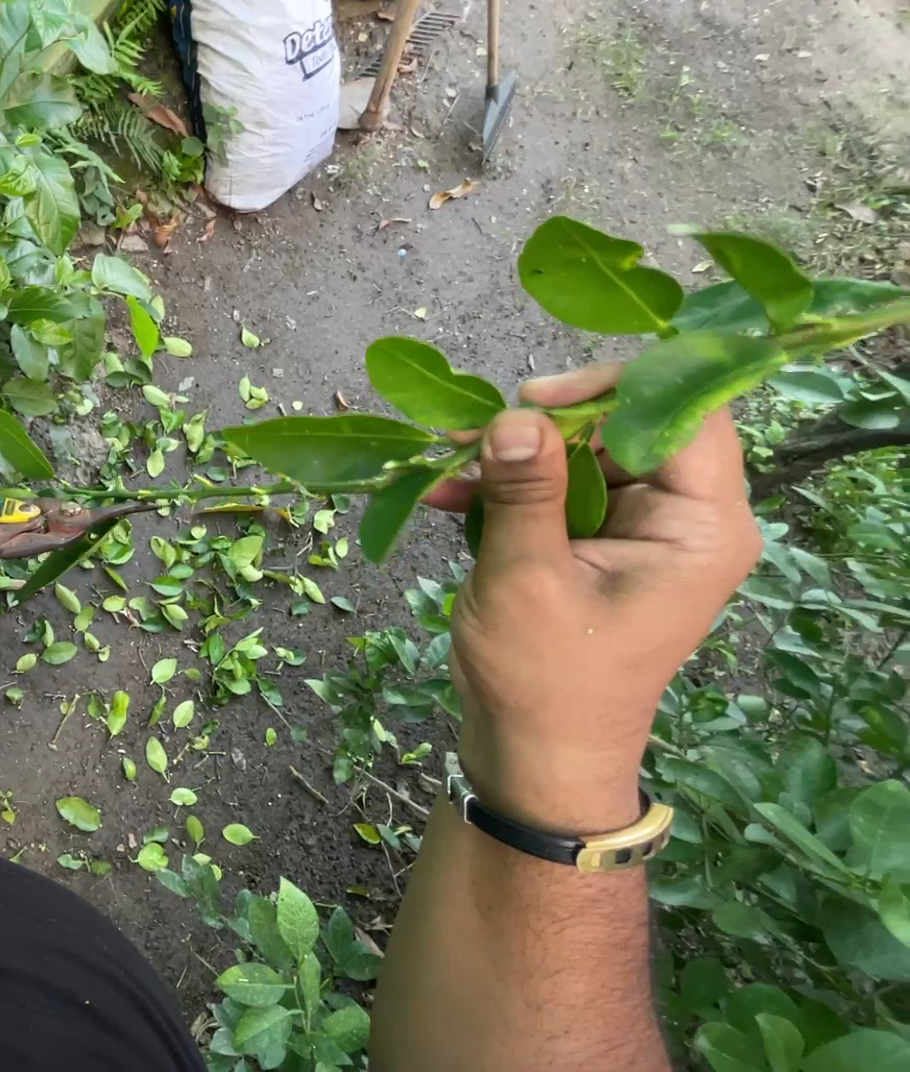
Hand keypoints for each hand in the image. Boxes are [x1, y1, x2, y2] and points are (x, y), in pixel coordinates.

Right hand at [425, 364, 762, 833]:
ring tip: (441, 469)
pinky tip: (445, 497)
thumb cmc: (541, 673)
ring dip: (506, 463)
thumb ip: (525, 492)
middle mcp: (677, 521)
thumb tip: (512, 417)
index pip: (682, 414)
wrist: (532, 748)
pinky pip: (549, 497)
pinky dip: (499, 493)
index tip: (528, 399)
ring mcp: (630, 536)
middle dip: (538, 429)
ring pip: (575, 462)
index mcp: (697, 526)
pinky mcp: (586, 550)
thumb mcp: (525, 577)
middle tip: (462, 438)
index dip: (611, 390)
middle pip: (620, 433)